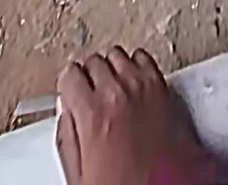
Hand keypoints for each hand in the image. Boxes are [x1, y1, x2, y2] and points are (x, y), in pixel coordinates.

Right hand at [57, 48, 210, 184]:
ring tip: (113, 90)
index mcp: (93, 115)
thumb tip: (66, 116)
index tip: (72, 93)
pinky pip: (142, 57)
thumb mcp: (81, 178)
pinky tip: (133, 84)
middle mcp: (116, 92)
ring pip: (116, 55)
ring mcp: (141, 85)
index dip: (69, 86)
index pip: (70, 74)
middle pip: (94, 62)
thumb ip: (67, 140)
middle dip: (90, 77)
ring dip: (112, 69)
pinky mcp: (161, 84)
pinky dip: (135, 66)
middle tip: (92, 96)